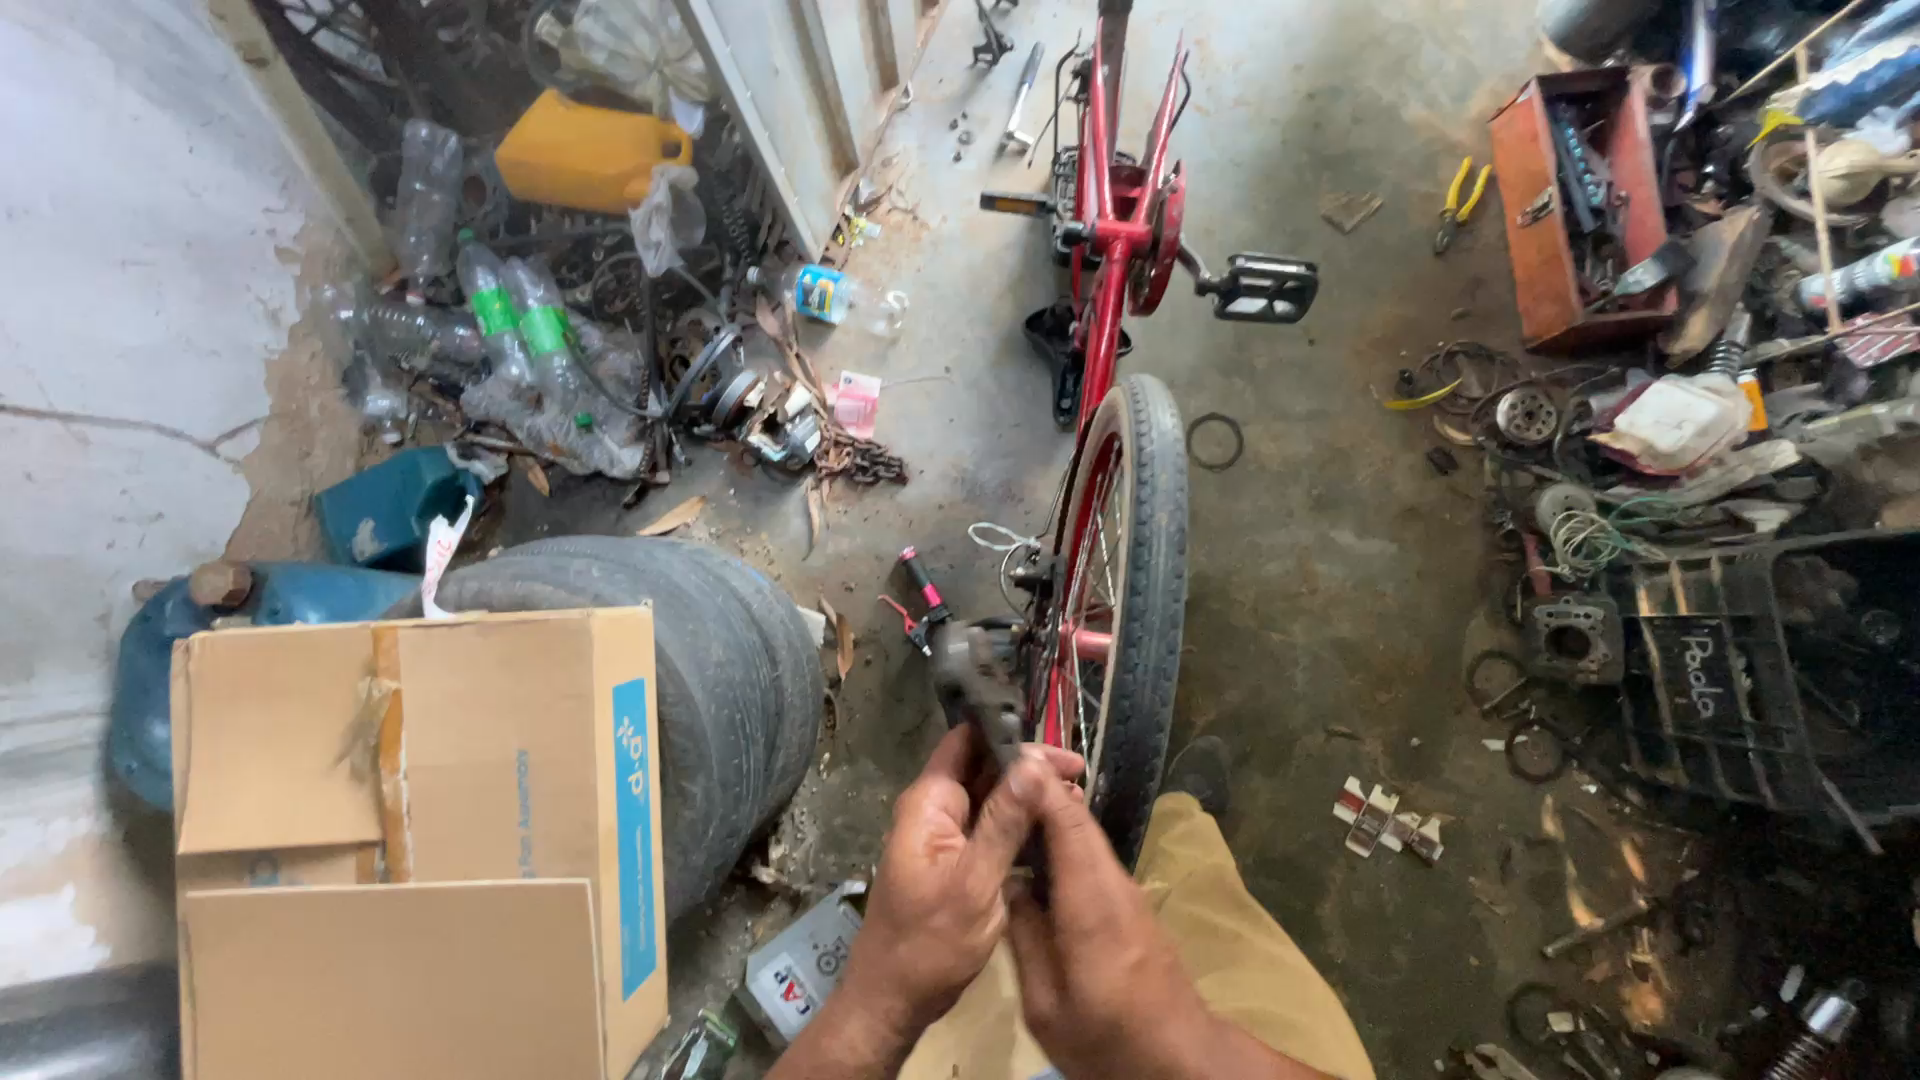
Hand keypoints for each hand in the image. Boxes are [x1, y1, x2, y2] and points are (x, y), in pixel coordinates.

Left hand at [836, 726, 1084, 1041]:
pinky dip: (1018, 819)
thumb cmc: (929, 944)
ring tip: (1075, 792)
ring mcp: (944, 833)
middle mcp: (935, 808)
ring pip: (989, 795)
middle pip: (982, 766)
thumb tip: (1032, 763)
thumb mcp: (975, 883)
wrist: (894, 1000)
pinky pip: (989, 824)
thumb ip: (1003, 822)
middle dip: (1027, 764)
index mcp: (930, 802)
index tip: (1055, 745)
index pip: (967, 741)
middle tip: (1077, 772)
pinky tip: (1051, 823)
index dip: (1008, 733)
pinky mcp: (956, 857)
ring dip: (1026, 792)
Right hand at [1007, 779, 1331, 1078]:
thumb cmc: (1106, 1038)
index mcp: (1090, 903)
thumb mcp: (1046, 1004)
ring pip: (1088, 832)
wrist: (1179, 1060)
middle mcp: (1113, 883)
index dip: (1041, 786)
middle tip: (1001, 765)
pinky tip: (1039, 840)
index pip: (1068, 824)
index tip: (1010, 756)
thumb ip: (1024, 936)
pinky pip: (1093, 853)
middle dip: (1043, 785)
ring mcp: (1126, 890)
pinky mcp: (1130, 902)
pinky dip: (1065, 833)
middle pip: (1079, 819)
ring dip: (1054, 806)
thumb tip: (1008, 882)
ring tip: (1012, 793)